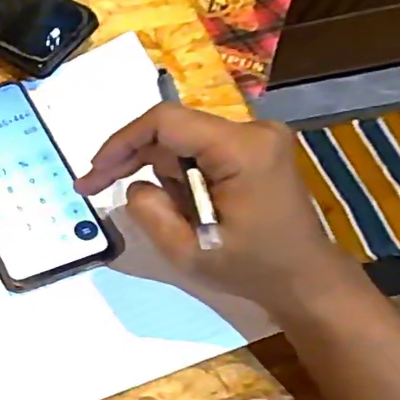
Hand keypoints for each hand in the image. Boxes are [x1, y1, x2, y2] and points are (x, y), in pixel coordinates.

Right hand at [73, 103, 365, 316]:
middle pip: (170, 129)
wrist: (305, 278)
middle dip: (131, 158)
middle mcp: (252, 131)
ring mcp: (256, 137)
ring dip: (159, 173)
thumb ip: (150, 212)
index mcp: (242, 150)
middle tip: (95, 187)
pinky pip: (196, 149)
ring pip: (180, 140)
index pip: (165, 121)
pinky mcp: (253, 148)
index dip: (121, 142)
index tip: (95, 173)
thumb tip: (135, 185)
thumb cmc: (251, 268)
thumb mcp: (187, 251)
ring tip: (170, 215)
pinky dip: (176, 174)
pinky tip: (181, 204)